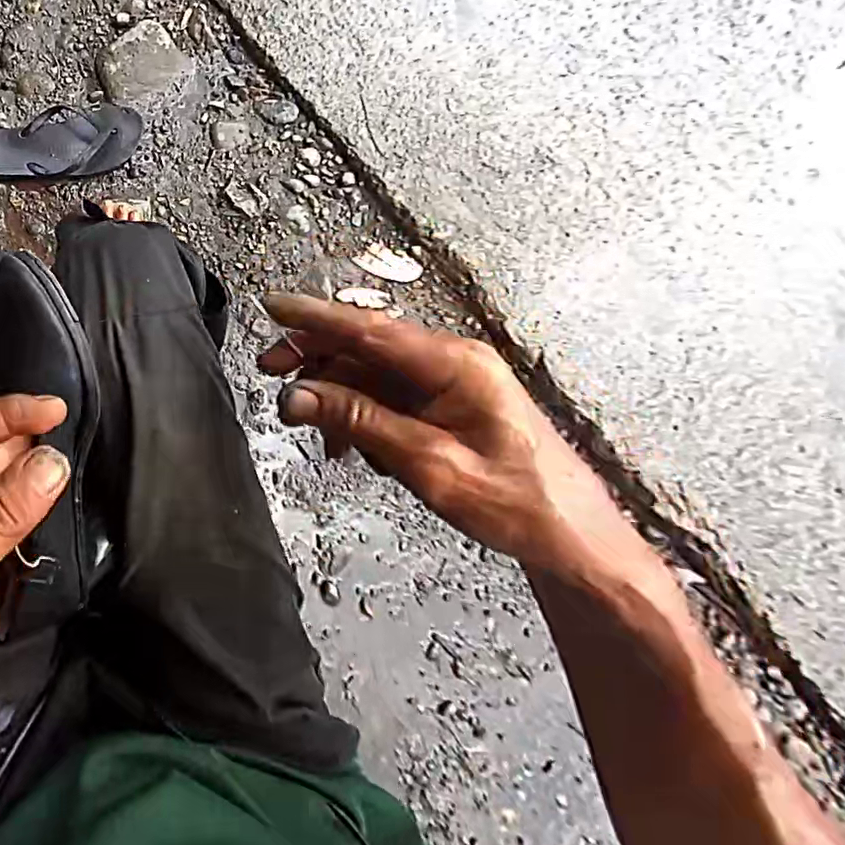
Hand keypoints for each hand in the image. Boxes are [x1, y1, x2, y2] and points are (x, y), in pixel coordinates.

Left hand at [0, 394, 71, 803]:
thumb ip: (0, 516)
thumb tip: (50, 463)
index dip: (5, 415)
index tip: (53, 409)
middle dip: (15, 423)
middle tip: (62, 416)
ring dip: (25, 449)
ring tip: (63, 440)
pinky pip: (6, 494)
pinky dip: (30, 482)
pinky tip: (50, 477)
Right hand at [258, 293, 649, 579]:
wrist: (572, 539)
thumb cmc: (518, 503)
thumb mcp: (428, 463)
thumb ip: (359, 422)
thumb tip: (298, 395)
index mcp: (455, 366)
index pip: (368, 330)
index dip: (314, 316)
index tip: (273, 306)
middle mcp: (450, 362)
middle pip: (361, 345)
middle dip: (312, 357)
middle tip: (271, 372)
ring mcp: (446, 381)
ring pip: (365, 372)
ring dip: (330, 394)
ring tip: (311, 427)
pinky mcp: (441, 402)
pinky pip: (381, 395)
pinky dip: (353, 413)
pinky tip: (346, 442)